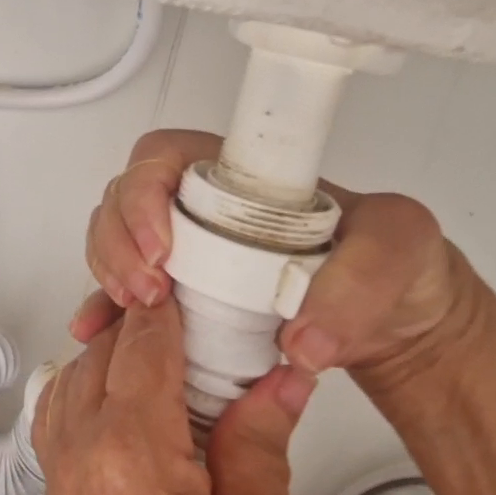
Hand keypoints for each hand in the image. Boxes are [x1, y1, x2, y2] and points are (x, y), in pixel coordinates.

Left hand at [34, 299, 314, 494]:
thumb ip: (261, 441)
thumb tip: (278, 378)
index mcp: (132, 456)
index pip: (144, 346)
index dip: (168, 306)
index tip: (187, 278)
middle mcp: (84, 456)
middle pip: (105, 350)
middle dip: (145, 321)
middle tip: (192, 311)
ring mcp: (64, 473)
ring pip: (77, 371)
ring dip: (115, 350)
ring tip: (166, 346)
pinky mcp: (62, 490)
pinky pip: (61, 407)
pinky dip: (90, 382)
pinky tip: (126, 389)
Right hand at [76, 129, 480, 384]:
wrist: (397, 321)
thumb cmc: (394, 265)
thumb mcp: (399, 246)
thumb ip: (361, 280)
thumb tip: (301, 338)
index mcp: (233, 176)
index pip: (161, 156)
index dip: (143, 193)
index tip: (162, 249)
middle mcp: (196, 207)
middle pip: (122, 199)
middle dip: (118, 242)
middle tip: (146, 293)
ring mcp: (183, 253)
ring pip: (113, 241)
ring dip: (108, 272)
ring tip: (133, 313)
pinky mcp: (181, 298)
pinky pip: (124, 293)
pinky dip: (104, 312)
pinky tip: (96, 334)